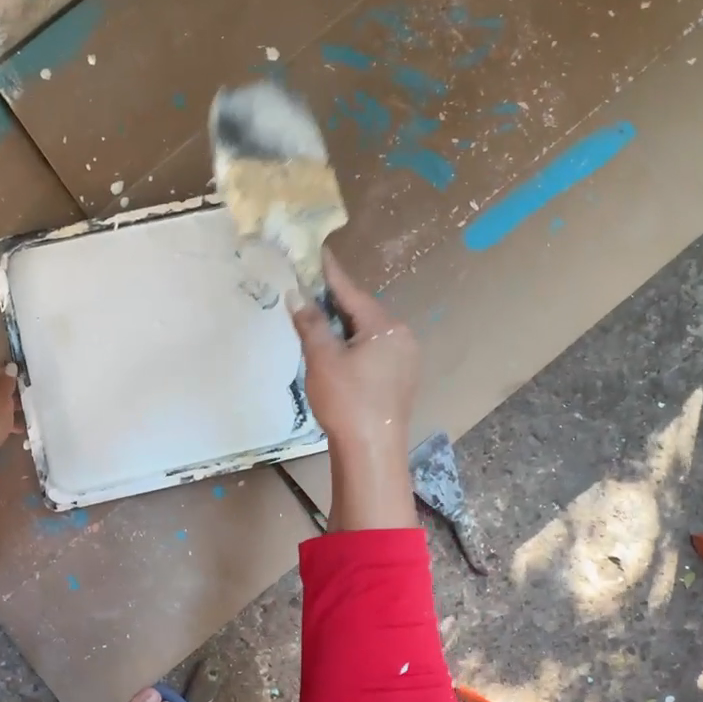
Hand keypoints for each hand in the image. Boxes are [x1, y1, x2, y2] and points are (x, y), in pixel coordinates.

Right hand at [291, 249, 419, 530]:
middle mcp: (401, 336)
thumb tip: (297, 296)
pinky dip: (353, 344)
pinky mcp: (400, 378)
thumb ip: (311, 323)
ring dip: (343, 325)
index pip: (351, 292)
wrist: (371, 449)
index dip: (330, 273)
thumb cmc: (346, 400)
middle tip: (308, 291)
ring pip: (368, 332)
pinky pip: (374, 349)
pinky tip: (336, 352)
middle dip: (335, 302)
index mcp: (384, 326)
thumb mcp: (322, 358)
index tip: (318, 252)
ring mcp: (405, 358)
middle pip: (362, 311)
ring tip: (317, 322)